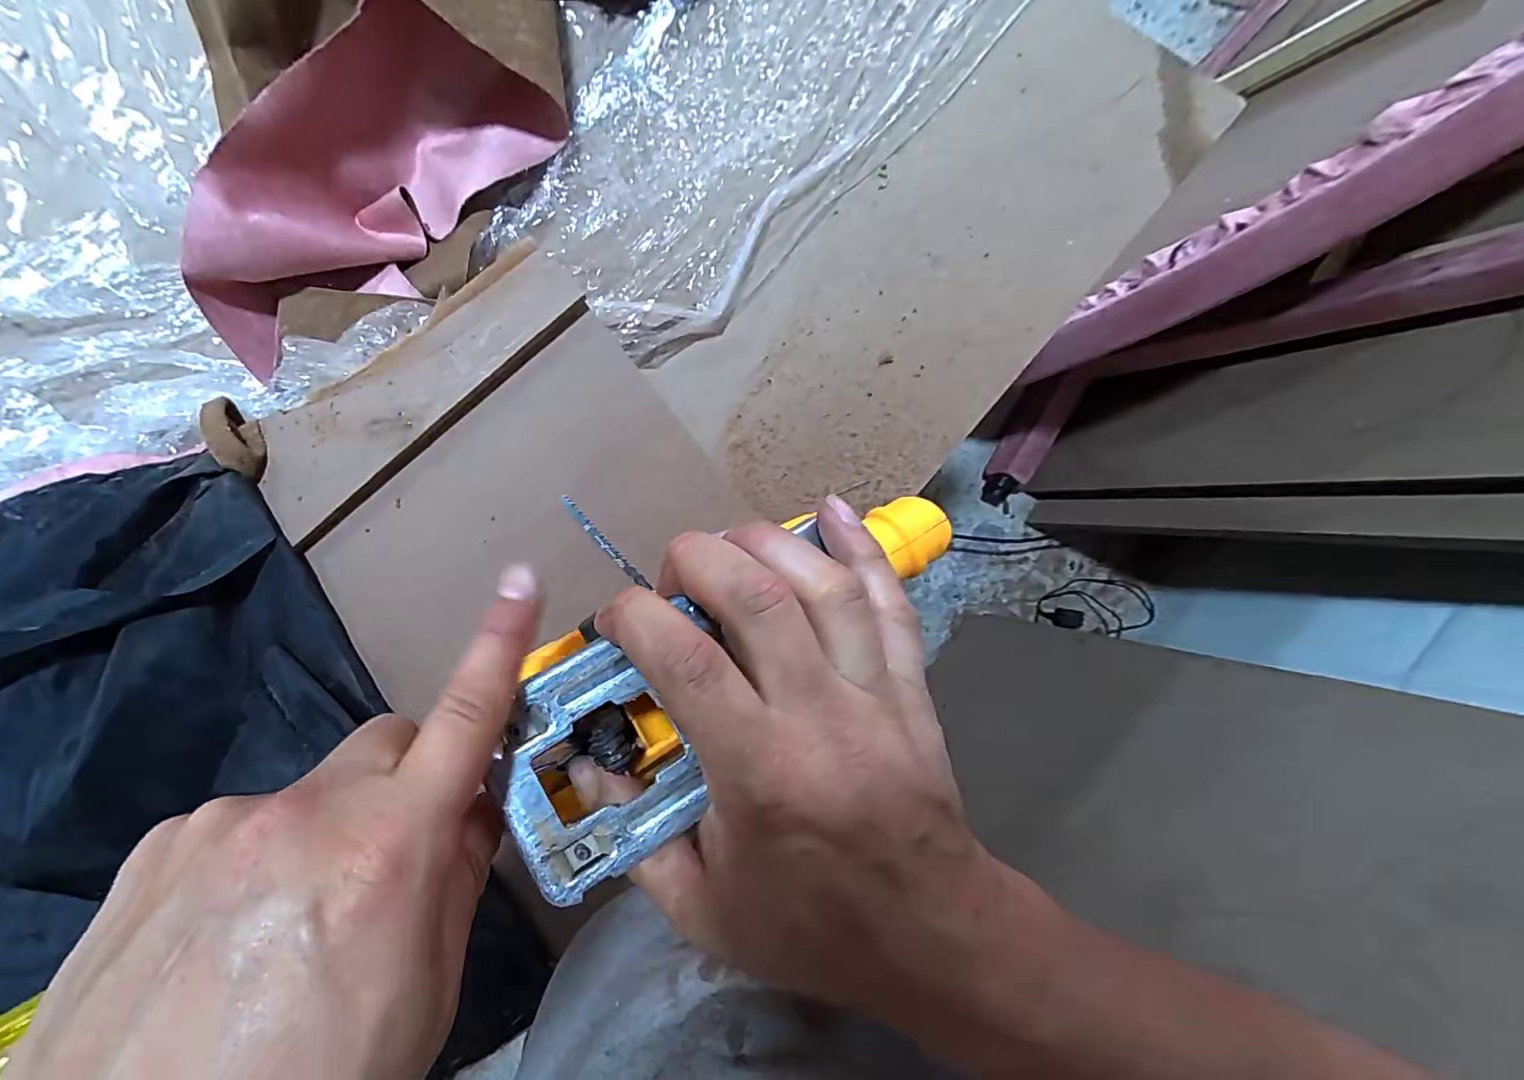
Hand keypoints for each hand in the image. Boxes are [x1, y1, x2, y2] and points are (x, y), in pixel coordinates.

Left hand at [5, 566, 542, 1079]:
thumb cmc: (320, 1078)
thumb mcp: (423, 993)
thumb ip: (455, 881)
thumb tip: (473, 807)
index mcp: (389, 847)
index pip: (464, 719)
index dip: (498, 644)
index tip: (519, 580)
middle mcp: (306, 809)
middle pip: (389, 742)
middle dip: (410, 776)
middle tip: (398, 851)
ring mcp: (223, 820)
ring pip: (314, 790)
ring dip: (329, 827)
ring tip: (295, 926)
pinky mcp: (158, 845)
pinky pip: (242, 824)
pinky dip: (260, 855)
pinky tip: (229, 937)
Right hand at [572, 496, 1005, 1041]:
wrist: (935, 938)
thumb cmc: (810, 926)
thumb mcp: (700, 907)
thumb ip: (633, 833)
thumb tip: (588, 762)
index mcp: (759, 771)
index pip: (685, 659)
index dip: (635, 616)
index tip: (616, 619)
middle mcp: (819, 716)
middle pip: (757, 598)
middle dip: (697, 561)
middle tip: (671, 579)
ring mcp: (875, 693)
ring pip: (824, 587)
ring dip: (767, 543)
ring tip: (727, 542)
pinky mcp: (911, 687)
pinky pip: (890, 602)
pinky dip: (862, 549)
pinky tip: (833, 509)